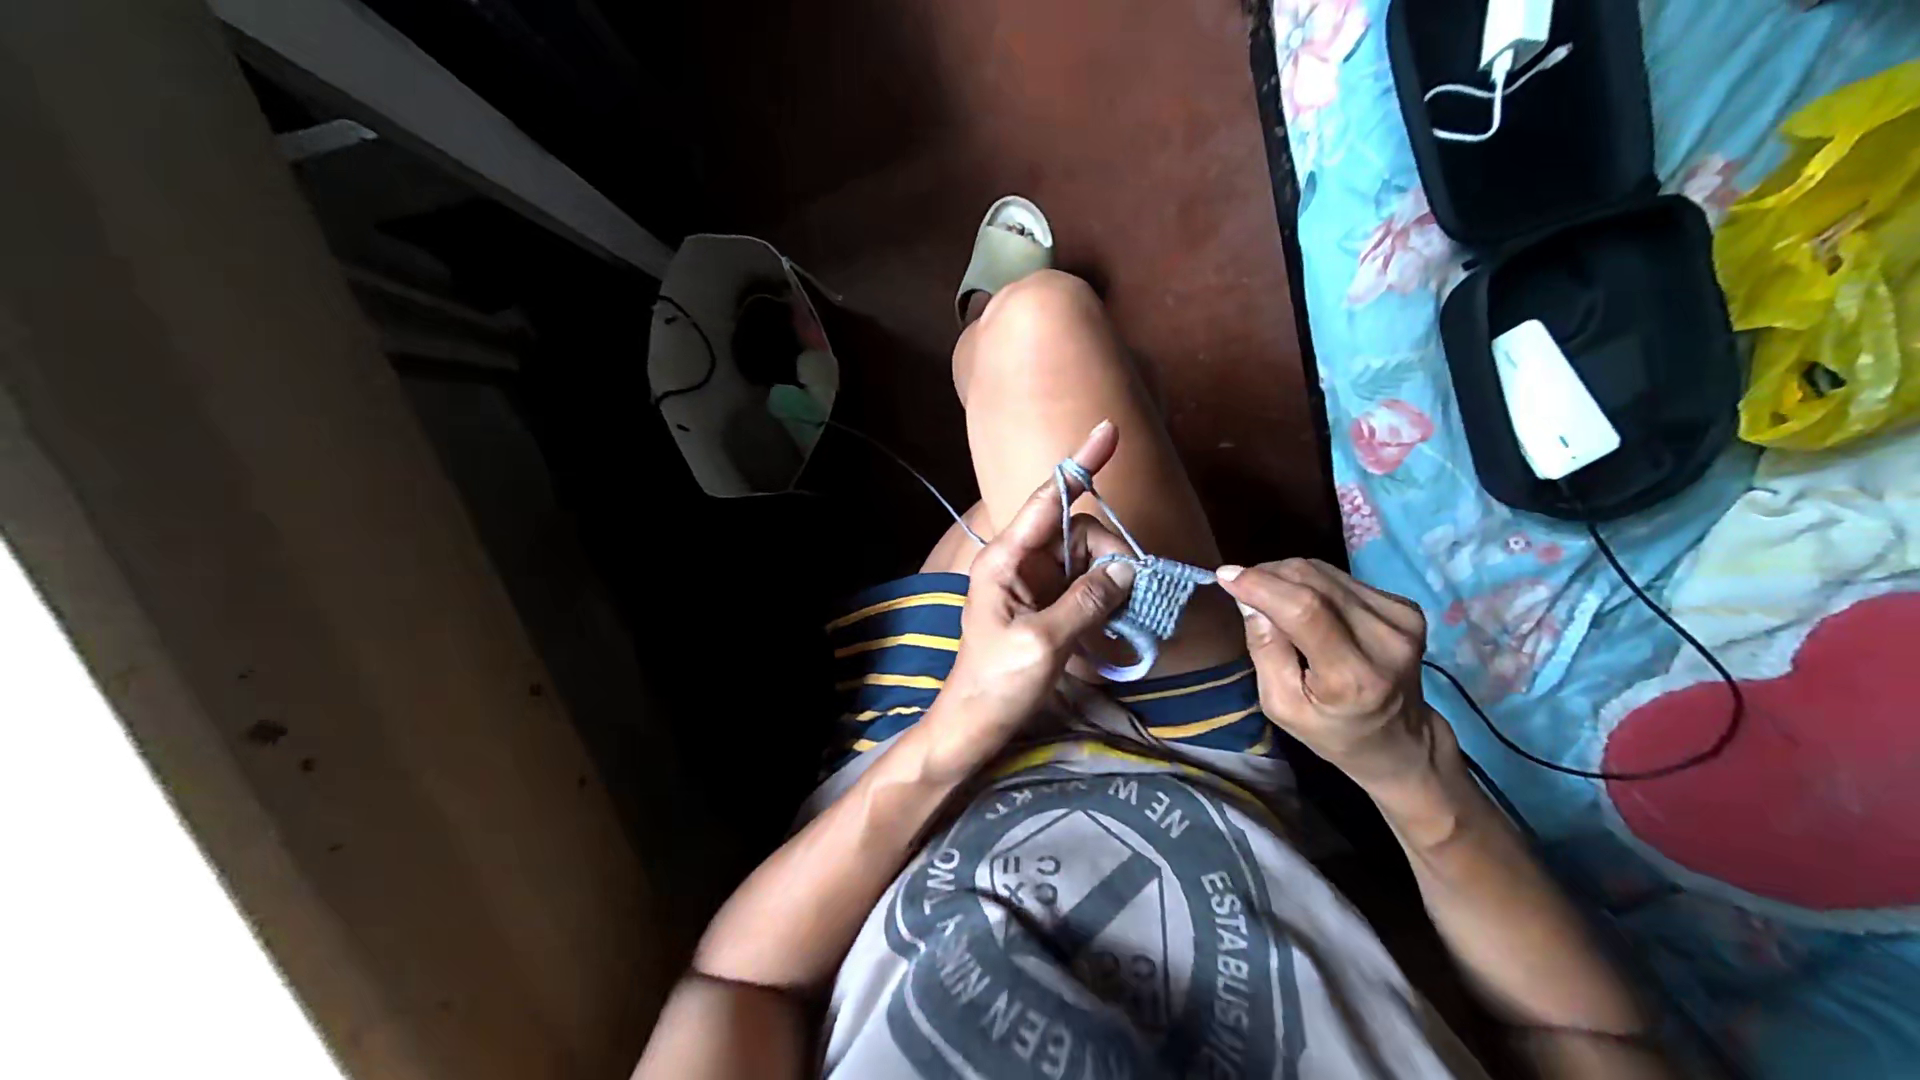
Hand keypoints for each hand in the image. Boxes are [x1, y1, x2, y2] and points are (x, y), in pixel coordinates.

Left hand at [928, 421, 1135, 767]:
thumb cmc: (997, 682)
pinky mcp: (1048, 605)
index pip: (1048, 500)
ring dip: (1114, 580)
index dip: (1081, 464)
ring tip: (1127, 617)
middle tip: (1137, 592)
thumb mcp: (1043, 642)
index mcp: (1007, 559)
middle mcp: (1021, 562)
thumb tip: (1127, 569)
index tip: (1109, 429)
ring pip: (1089, 560)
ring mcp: (1035, 584)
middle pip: (1079, 533)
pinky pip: (1086, 586)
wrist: (975, 722)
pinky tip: (1117, 624)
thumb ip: (1087, 601)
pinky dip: (1106, 598)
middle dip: (1112, 553)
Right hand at [1215, 559, 1445, 792]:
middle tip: (1241, 584)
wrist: (1401, 740)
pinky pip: (1341, 579)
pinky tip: (1304, 603)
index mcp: (1351, 676)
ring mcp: (1400, 621)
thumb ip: (1265, 651)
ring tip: (1269, 594)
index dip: (1262, 586)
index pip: (1305, 611)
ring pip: (1325, 573)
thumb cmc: (1331, 731)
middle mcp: (1384, 641)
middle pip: (1314, 583)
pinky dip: (1311, 583)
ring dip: (1287, 576)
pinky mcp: (1406, 608)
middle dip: (1268, 575)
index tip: (1225, 575)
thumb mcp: (1281, 706)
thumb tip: (1247, 600)